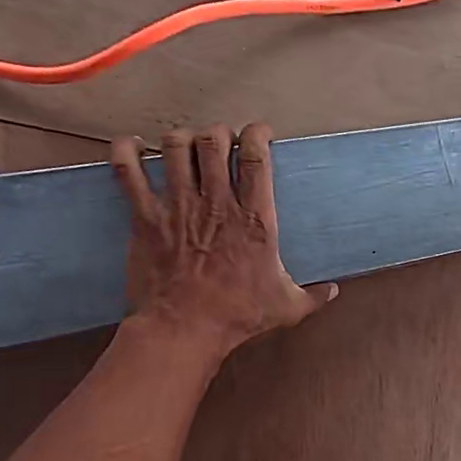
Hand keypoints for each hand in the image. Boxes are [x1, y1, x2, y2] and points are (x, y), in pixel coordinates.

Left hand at [111, 123, 336, 356]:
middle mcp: (216, 203)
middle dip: (218, 134)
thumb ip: (313, 296)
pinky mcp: (146, 217)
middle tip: (220, 143)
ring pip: (175, 146)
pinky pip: (128, 170)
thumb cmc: (238, 316)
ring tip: (184, 146)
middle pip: (213, 140)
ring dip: (180, 139)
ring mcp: (178, 206)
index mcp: (255, 219)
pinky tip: (132, 147)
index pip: (256, 157)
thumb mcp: (287, 308)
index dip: (257, 135)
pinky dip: (126, 151)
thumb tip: (333, 291)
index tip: (259, 133)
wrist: (186, 328)